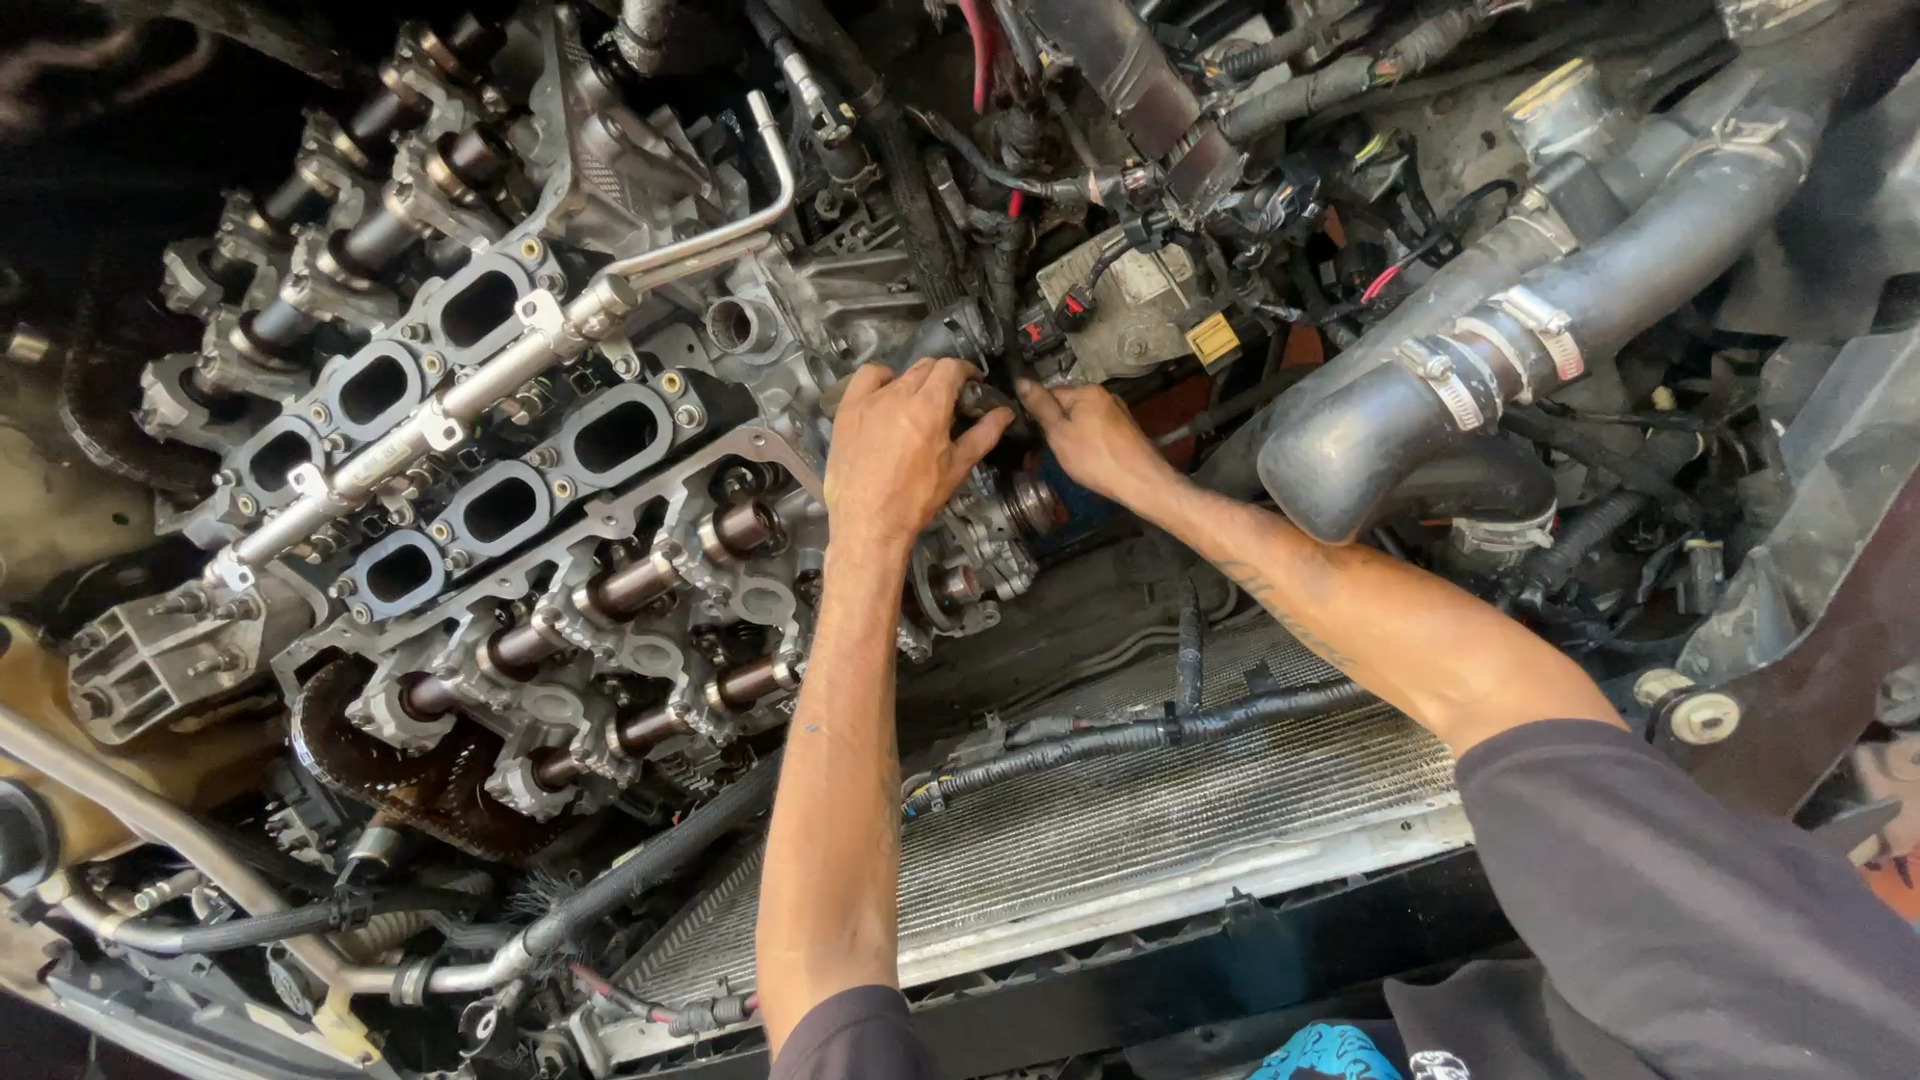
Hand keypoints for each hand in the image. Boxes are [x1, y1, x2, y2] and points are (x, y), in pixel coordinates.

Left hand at [825, 358, 1014, 555]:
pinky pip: (867, 378)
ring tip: (917, 405)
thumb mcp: (956, 467)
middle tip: (949, 400)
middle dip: (943, 377)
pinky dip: (881, 380)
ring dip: (915, 383)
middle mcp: (898, 395)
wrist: (868, 522)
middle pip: (926, 367)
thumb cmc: (916, 499)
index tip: (972, 384)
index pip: (951, 368)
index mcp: (929, 407)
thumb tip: (1005, 412)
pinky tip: (886, 396)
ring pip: (900, 375)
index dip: (966, 371)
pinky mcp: (847, 410)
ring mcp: (869, 400)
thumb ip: (983, 435)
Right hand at [1017, 379, 1181, 505]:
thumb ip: (1040, 406)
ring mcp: (1118, 411)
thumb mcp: (1059, 433)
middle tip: (1057, 449)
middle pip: (1069, 406)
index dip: (1040, 415)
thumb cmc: (1093, 457)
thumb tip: (1020, 380)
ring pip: (1084, 419)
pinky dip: (1090, 441)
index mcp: (1087, 390)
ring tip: (1074, 456)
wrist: (1139, 481)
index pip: (1051, 394)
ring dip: (1074, 434)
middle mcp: (1104, 394)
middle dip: (1059, 425)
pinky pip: (1098, 428)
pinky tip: (1092, 457)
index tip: (1039, 436)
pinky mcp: (1126, 428)